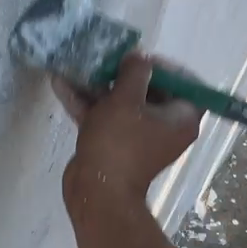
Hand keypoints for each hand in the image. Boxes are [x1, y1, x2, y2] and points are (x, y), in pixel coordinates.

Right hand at [56, 51, 203, 205]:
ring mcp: (138, 138)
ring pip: (121, 104)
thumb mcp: (126, 99)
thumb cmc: (119, 143)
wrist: (96, 190)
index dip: (162, 66)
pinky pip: (105, 118)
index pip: (184, 83)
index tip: (139, 57)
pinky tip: (62, 85)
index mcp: (182, 118)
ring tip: (77, 66)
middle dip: (122, 73)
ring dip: (98, 86)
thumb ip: (134, 72)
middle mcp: (165, 128)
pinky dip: (87, 104)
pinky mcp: (114, 146)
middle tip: (105, 59)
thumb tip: (138, 57)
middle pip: (149, 92)